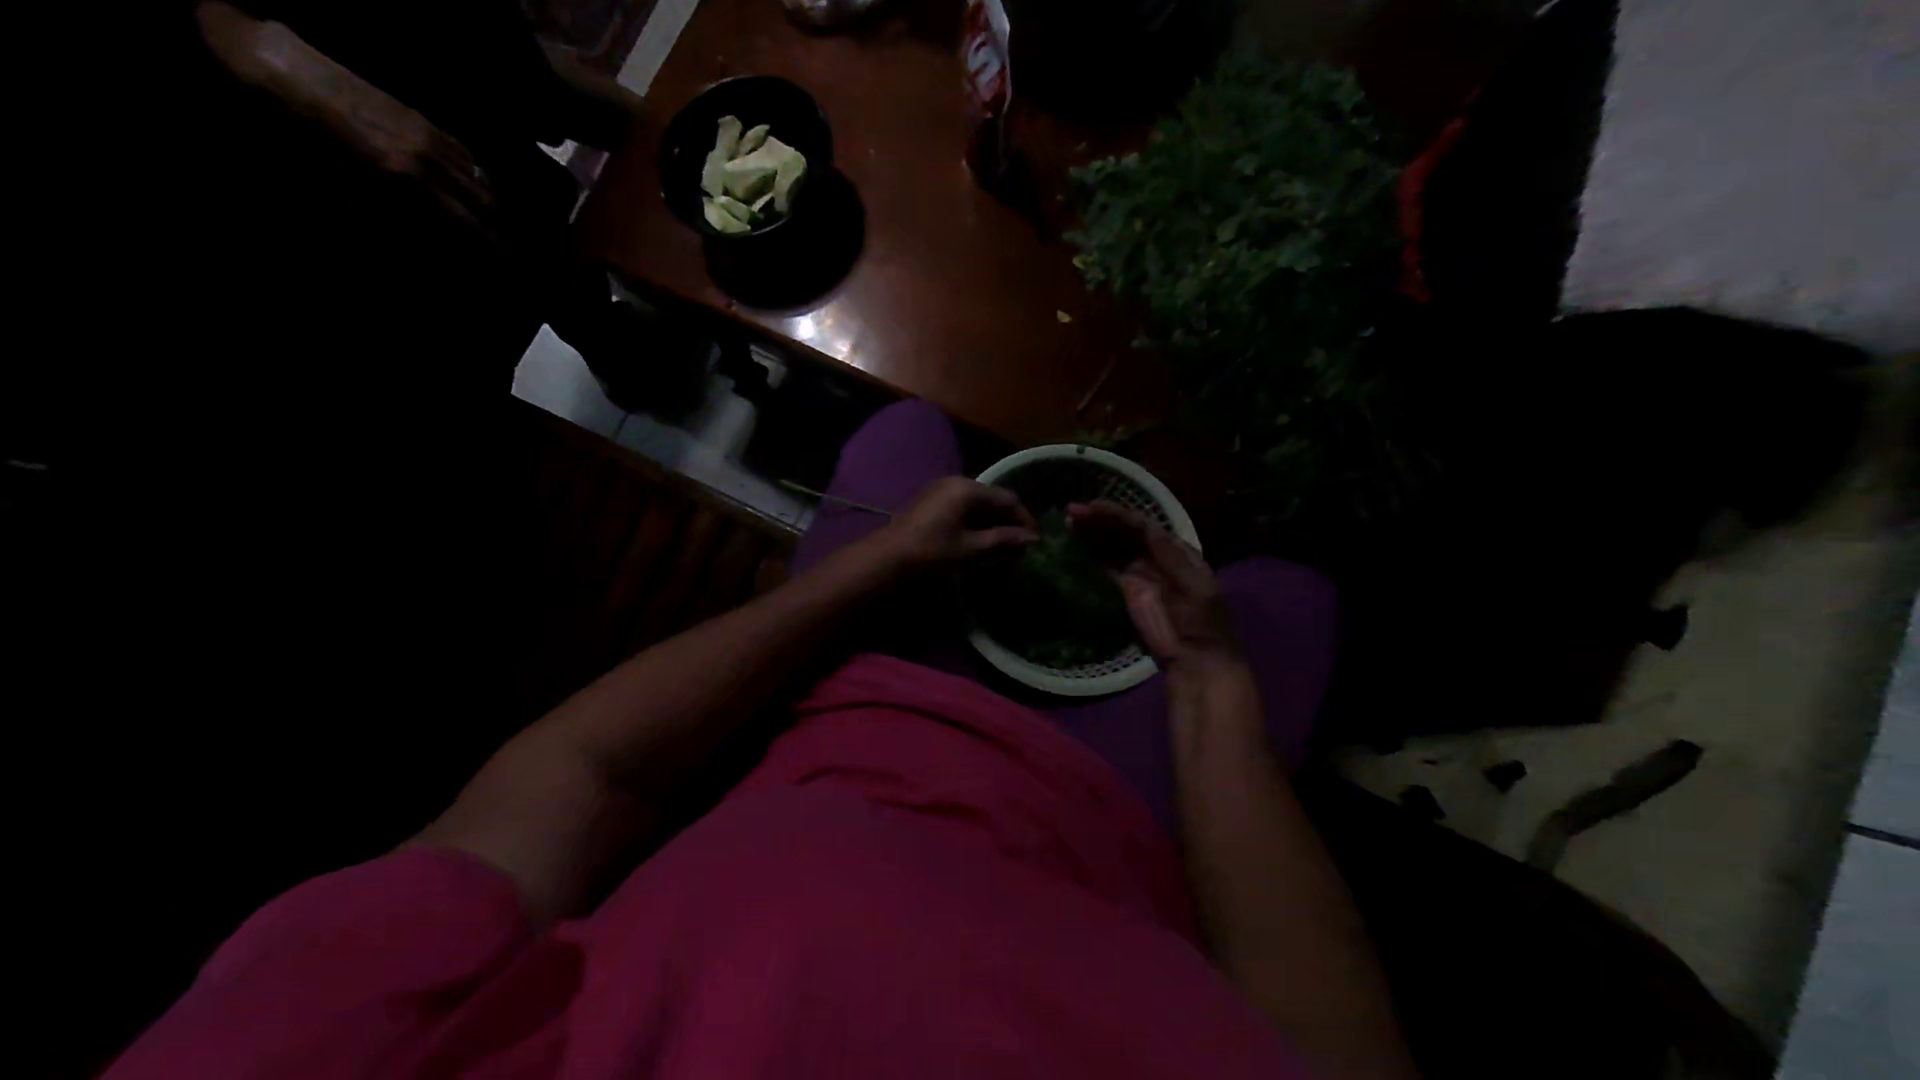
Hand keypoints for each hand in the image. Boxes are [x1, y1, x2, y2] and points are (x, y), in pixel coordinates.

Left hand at [250, 18, 493, 229]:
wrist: (284, 70)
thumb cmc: (301, 131)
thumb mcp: (339, 180)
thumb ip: (385, 212)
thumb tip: (416, 238)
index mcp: (406, 178)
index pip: (463, 221)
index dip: (485, 244)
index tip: (500, 261)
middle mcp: (426, 158)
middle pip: (481, 202)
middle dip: (498, 228)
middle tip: (509, 250)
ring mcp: (427, 137)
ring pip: (477, 178)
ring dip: (492, 204)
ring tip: (501, 224)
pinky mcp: (422, 120)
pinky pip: (463, 154)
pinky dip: (476, 175)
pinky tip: (479, 187)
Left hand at [875, 477, 1036, 567]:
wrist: (888, 555)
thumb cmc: (932, 551)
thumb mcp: (971, 547)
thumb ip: (1003, 539)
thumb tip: (1032, 539)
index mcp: (968, 488)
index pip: (1008, 499)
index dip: (1025, 520)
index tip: (1035, 541)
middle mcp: (957, 481)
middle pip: (993, 499)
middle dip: (1009, 522)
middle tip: (1020, 546)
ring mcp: (942, 489)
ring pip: (979, 503)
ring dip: (993, 522)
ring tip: (1003, 546)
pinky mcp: (933, 500)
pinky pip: (964, 506)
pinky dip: (977, 521)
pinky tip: (981, 540)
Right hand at [1068, 500, 1239, 669]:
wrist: (1195, 657)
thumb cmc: (1199, 621)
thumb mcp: (1192, 585)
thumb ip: (1170, 557)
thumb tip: (1145, 529)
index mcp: (1176, 549)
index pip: (1142, 525)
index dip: (1117, 514)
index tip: (1092, 507)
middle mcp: (1156, 555)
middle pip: (1124, 532)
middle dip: (1099, 521)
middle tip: (1071, 513)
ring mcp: (1140, 573)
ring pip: (1113, 546)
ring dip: (1093, 534)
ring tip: (1068, 525)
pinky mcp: (1127, 591)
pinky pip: (1108, 567)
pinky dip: (1093, 556)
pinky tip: (1076, 548)